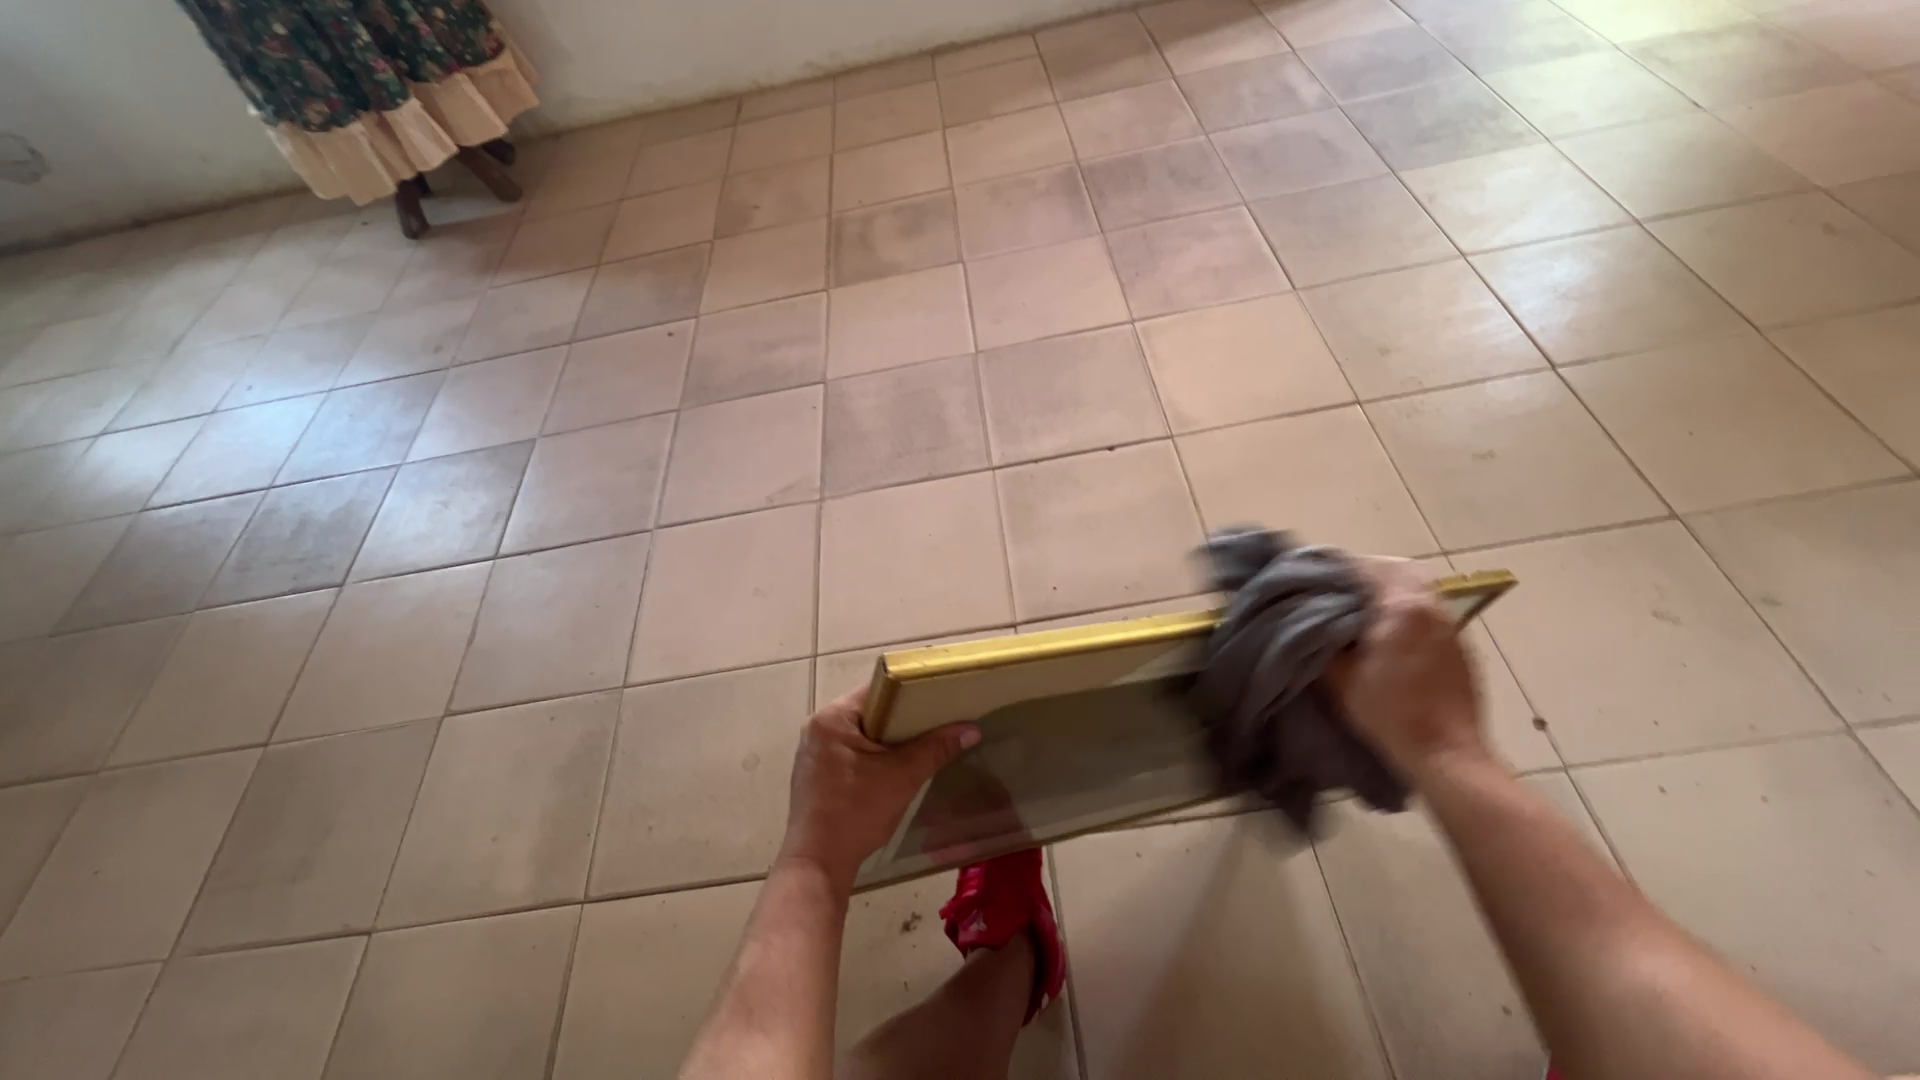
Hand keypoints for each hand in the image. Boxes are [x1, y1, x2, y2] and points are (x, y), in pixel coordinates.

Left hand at [777, 688, 980, 892]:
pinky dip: (872, 758)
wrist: (819, 864)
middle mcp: (817, 729)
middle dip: (901, 721)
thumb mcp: (902, 776)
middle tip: (935, 724)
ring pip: (861, 736)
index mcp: (831, 718)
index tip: (937, 701)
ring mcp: (813, 754)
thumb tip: (971, 729)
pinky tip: (893, 771)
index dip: (909, 694)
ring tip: (920, 745)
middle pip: (869, 712)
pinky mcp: (815, 776)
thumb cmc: (856, 811)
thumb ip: (936, 748)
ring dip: (887, 742)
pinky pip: (850, 754)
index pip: (877, 691)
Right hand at [1335, 557, 1488, 781]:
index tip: (1318, 575)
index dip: (1340, 567)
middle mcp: (1431, 607)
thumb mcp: (1340, 678)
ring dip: (1391, 589)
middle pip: (1399, 569)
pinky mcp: (1460, 645)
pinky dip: (1409, 608)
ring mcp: (1450, 625)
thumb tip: (1310, 622)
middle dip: (1369, 572)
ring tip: (1364, 608)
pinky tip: (1391, 631)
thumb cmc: (1389, 714)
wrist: (1447, 753)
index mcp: (1401, 609)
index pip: (1368, 567)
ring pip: (1419, 588)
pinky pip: (1431, 610)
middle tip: (1342, 587)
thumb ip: (1324, 642)